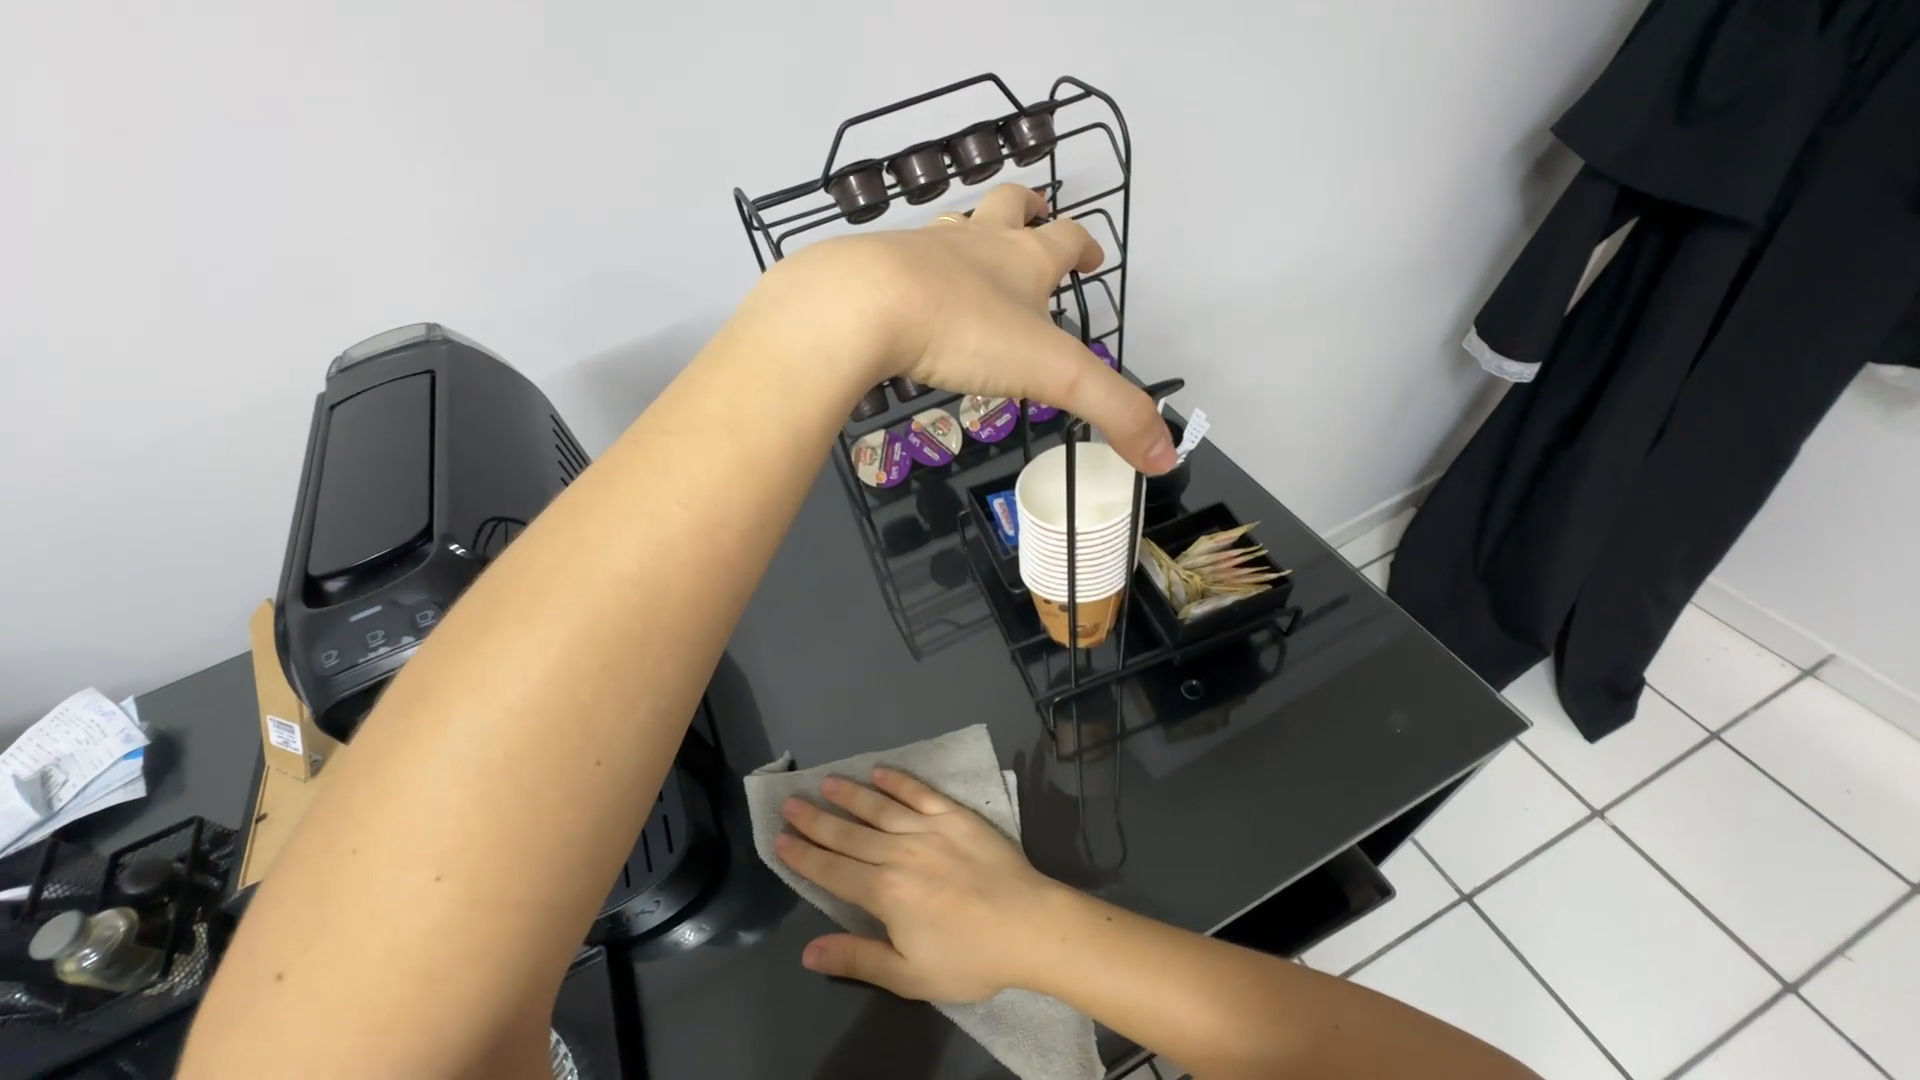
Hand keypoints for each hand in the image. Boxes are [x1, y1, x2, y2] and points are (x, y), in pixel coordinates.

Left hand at [755, 184, 1174, 473]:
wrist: (862, 305)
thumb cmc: (966, 330)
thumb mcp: (1054, 374)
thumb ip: (1113, 412)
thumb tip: (1167, 458)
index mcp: (1023, 260)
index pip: (1066, 239)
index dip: (1084, 245)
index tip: (1092, 256)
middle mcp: (976, 242)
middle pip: (1009, 206)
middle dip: (1028, 209)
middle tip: (1036, 215)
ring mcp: (921, 249)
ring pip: (953, 225)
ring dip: (969, 231)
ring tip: (970, 249)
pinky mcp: (874, 269)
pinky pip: (901, 259)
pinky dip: (914, 268)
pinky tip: (906, 292)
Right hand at [773, 766, 1064, 1003]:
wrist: (1029, 925)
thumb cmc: (969, 957)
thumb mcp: (909, 975)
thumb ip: (857, 958)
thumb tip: (808, 951)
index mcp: (883, 892)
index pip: (831, 871)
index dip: (803, 856)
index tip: (780, 839)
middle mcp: (898, 853)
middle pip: (848, 834)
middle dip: (814, 820)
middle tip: (790, 802)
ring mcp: (929, 829)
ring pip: (878, 808)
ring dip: (848, 795)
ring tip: (825, 783)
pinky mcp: (956, 816)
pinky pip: (920, 792)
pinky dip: (898, 781)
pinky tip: (879, 772)